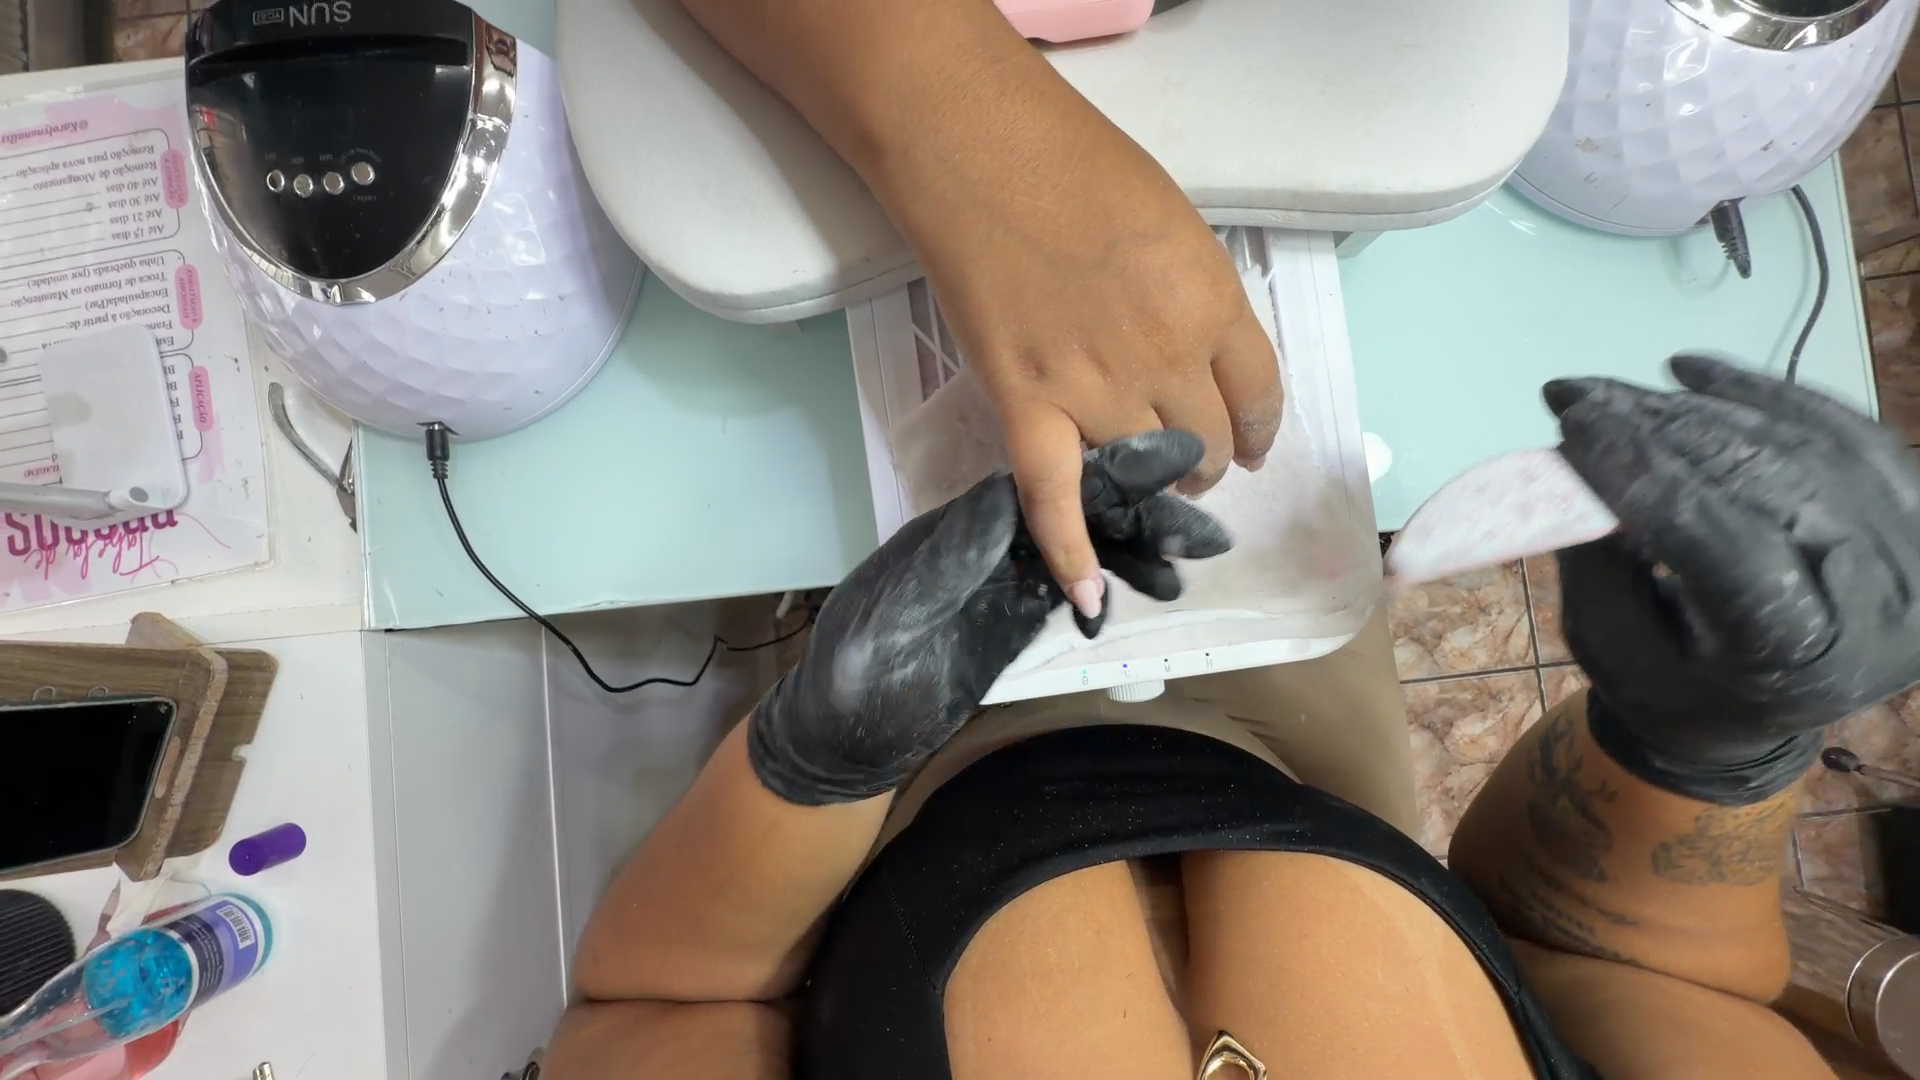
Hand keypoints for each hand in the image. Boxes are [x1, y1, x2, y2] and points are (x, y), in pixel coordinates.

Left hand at [748, 431, 1230, 804]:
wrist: (851, 735)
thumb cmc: (859, 678)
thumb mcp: (893, 616)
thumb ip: (948, 560)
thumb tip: (1006, 494)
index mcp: (964, 528)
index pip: (1048, 487)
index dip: (1108, 471)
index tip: (1170, 459)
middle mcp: (995, 542)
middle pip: (1079, 515)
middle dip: (1139, 516)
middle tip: (1205, 532)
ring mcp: (1010, 579)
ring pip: (1086, 551)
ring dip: (1137, 552)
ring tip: (1187, 567)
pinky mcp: (1017, 616)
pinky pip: (1076, 592)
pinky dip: (1114, 590)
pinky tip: (1150, 593)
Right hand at [866, 49, 1280, 622]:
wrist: (981, 154)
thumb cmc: (1077, 165)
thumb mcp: (1172, 225)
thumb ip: (1195, 297)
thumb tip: (1195, 356)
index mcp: (1212, 301)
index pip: (1258, 393)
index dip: (1256, 430)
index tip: (1248, 447)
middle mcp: (1165, 359)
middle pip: (1202, 442)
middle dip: (1201, 461)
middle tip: (1182, 460)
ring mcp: (1095, 391)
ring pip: (1141, 472)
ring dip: (1147, 486)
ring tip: (1135, 486)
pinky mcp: (1027, 408)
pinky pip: (1054, 497)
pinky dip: (1071, 550)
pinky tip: (1087, 599)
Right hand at [1546, 355, 1919, 802]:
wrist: (1744, 710)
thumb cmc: (1660, 684)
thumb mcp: (1606, 639)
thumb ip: (1601, 557)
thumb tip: (1577, 467)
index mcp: (1796, 656)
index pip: (1722, 544)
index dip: (1644, 477)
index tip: (1571, 426)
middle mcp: (1888, 605)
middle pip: (1773, 484)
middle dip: (1662, 428)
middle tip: (1580, 397)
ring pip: (1810, 447)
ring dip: (1701, 407)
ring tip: (1621, 389)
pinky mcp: (1916, 516)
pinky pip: (1848, 434)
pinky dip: (1769, 395)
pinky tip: (1698, 371)